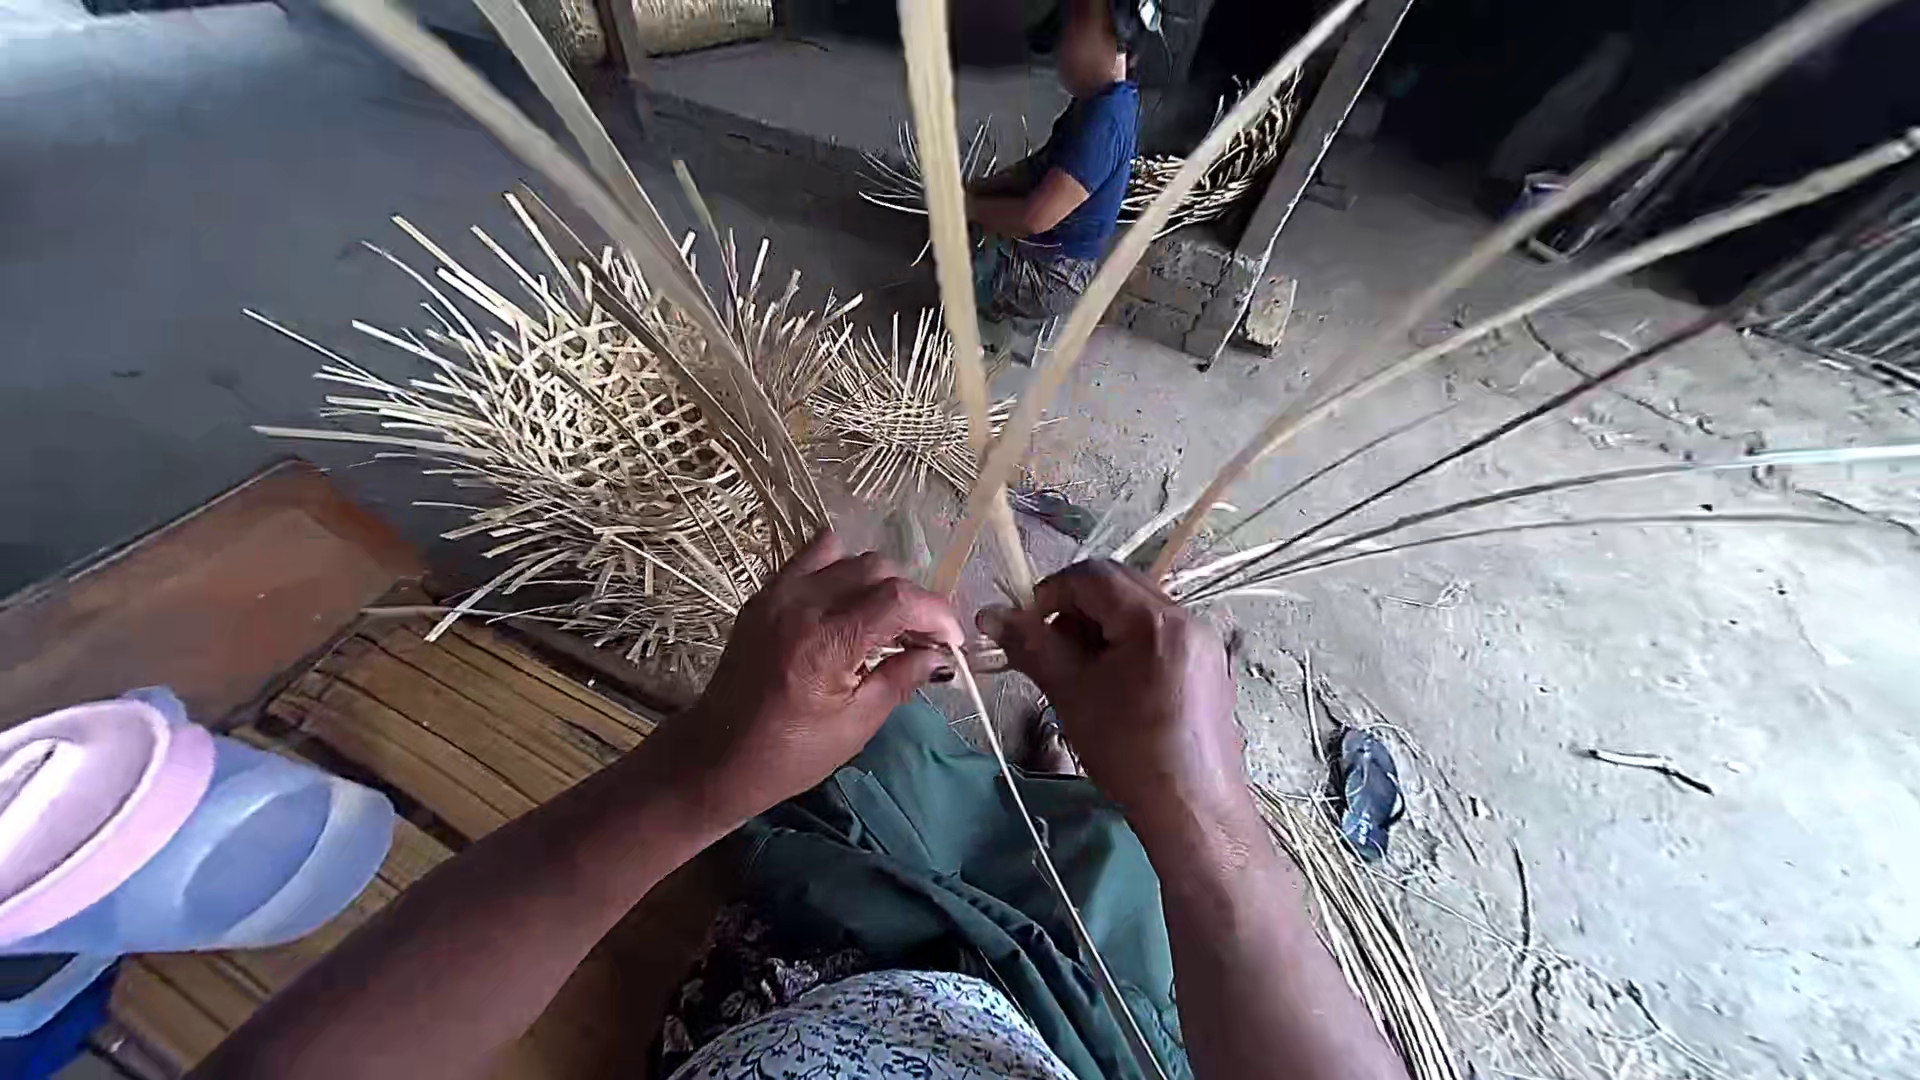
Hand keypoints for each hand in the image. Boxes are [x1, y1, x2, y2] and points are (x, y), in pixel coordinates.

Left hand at [660, 530, 963, 825]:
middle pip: (878, 569)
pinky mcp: (766, 592)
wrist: (715, 756)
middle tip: (920, 636)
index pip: (898, 600)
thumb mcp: (856, 725)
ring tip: (885, 619)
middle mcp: (801, 605)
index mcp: (826, 644)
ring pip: (850, 556)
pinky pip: (814, 556)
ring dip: (880, 582)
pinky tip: (849, 600)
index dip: (936, 613)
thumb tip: (942, 656)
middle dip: (912, 598)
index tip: (951, 640)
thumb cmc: (789, 754)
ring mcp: (779, 593)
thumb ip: (902, 678)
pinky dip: (843, 569)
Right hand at [976, 560, 1247, 835]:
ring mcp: (1203, 640)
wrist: (1193, 813)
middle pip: (1117, 585)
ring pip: (1136, 607)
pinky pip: (1156, 630)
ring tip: (1079, 667)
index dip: (1050, 592)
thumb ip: (1029, 644)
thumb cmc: (1128, 751)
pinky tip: (1110, 679)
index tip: (1025, 624)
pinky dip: (1124, 639)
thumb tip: (988, 614)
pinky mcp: (1207, 662)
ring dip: (1098, 624)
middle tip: (1050, 644)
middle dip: (1074, 606)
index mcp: (1156, 620)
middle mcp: (1187, 618)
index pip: (1092, 576)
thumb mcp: (1071, 692)